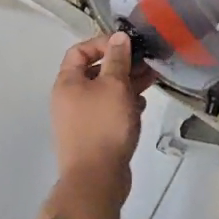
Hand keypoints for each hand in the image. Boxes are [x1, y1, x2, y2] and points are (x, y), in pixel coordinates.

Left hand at [51, 32, 155, 186]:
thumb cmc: (103, 126)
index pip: (80, 50)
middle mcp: (70, 99)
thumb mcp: (114, 85)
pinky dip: (124, 105)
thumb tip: (118, 37)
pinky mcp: (94, 136)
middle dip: (121, 64)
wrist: (96, 181)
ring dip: (127, 84)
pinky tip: (141, 106)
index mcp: (67, 83)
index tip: (126, 45)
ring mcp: (81, 119)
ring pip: (105, 92)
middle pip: (95, 71)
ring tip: (151, 80)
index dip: (102, 43)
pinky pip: (109, 111)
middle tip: (146, 61)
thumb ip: (117, 58)